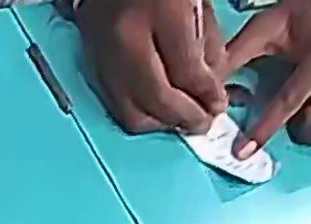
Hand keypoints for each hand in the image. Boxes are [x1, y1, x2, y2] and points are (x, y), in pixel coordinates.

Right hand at [80, 0, 226, 134]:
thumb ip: (205, 38)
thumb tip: (210, 86)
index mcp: (160, 8)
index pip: (185, 70)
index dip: (205, 94)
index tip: (218, 105)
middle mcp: (126, 38)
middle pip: (157, 98)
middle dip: (183, 116)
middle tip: (202, 123)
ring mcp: (104, 57)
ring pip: (132, 112)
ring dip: (160, 124)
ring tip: (181, 121)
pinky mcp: (93, 68)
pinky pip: (116, 107)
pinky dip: (139, 116)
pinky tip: (157, 114)